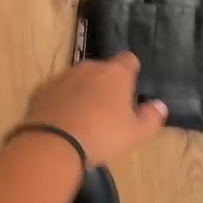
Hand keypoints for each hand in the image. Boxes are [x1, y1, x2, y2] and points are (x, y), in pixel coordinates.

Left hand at [20, 53, 167, 166]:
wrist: (54, 143)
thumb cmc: (102, 136)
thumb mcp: (134, 134)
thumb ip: (150, 118)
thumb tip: (160, 106)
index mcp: (115, 74)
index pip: (128, 60)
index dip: (131, 70)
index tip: (131, 84)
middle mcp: (90, 68)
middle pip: (101, 70)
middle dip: (105, 84)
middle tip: (107, 109)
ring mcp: (63, 76)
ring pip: (78, 79)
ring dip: (82, 92)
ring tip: (83, 118)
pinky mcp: (42, 89)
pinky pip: (57, 92)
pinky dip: (61, 101)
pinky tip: (62, 121)